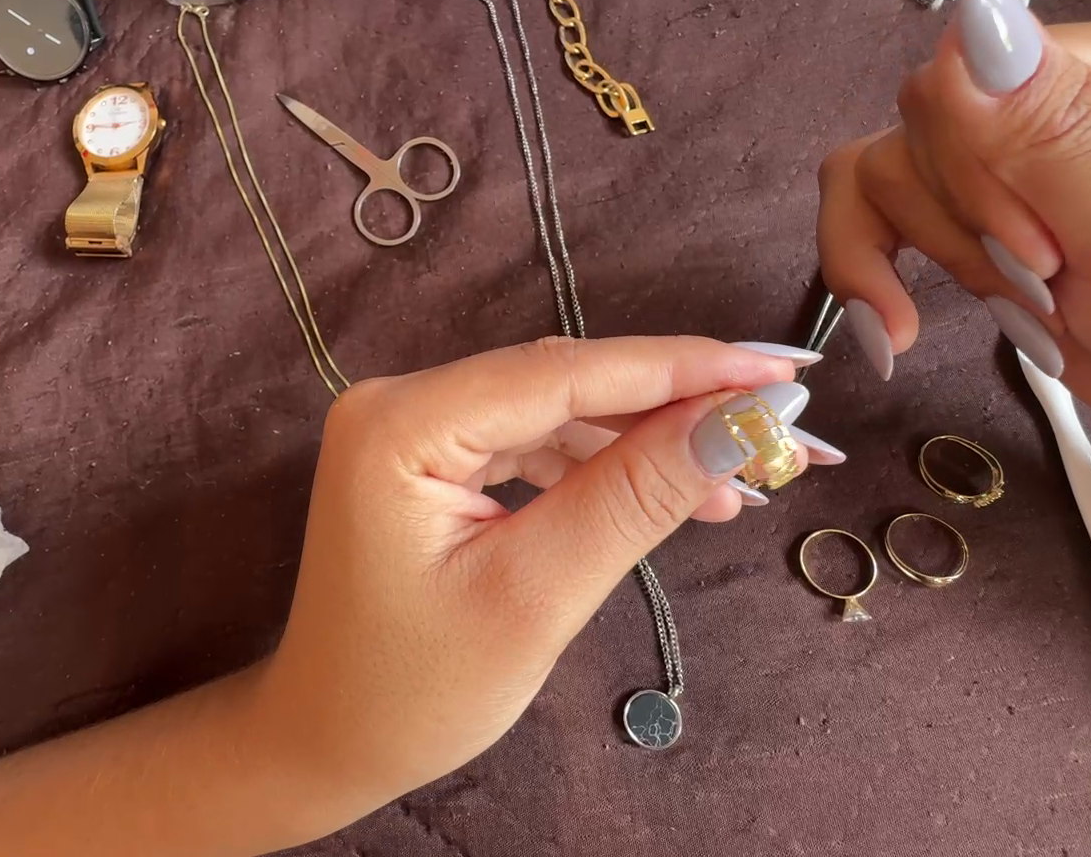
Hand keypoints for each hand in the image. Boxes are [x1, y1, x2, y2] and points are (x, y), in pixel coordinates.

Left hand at [0, 337, 843, 856]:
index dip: (681, 361)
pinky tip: (670, 479)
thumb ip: (622, 499)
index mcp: (416, 421)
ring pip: (559, 411)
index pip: (572, 373)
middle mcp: (411, 401)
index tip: (775, 353)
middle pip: (568, 383)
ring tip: (739, 455)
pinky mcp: (436, 456)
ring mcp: (423, 426)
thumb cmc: (399, 690)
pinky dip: (607, 458)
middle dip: (674, 398)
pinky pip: (540, 441)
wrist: (311, 738)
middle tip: (779, 408)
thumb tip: (720, 426)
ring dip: (645, 432)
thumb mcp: (529, 601)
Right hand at [818, 0, 1090, 461]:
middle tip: (1047, 286)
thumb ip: (1061, 127)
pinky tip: (889, 324)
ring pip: (878, 176)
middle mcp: (1056, 96)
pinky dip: (860, 270)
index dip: (979, 175)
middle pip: (918, 132)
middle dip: (961, 227)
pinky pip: (860, 214)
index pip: (976, 81)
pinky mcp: (957, 211)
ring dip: (929, 257)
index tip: (1042, 260)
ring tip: (1018, 310)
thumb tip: (969, 15)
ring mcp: (999, 157)